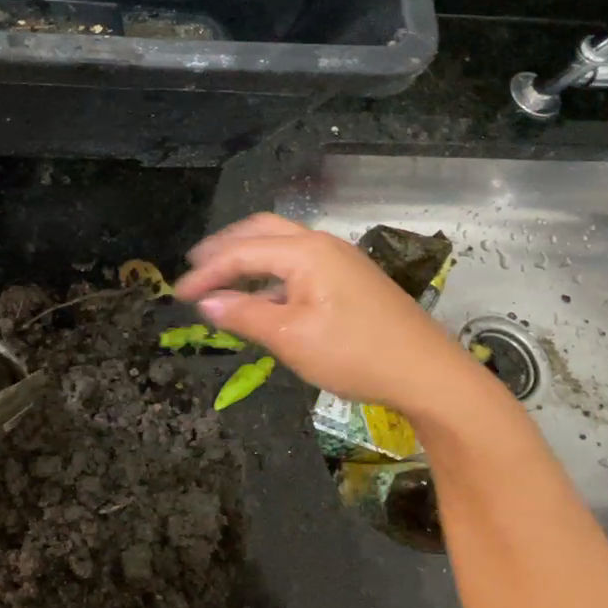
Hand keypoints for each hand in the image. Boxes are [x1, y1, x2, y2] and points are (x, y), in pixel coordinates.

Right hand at [174, 214, 481, 413]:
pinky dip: (271, 275)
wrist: (430, 376)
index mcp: (306, 252)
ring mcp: (341, 261)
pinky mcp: (352, 280)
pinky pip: (299, 265)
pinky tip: (263, 299)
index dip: (206, 273)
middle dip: (225, 247)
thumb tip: (207, 302)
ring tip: (222, 281)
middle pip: (262, 231)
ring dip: (249, 259)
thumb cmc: (355, 354)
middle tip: (196, 268)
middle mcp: (322, 245)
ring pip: (282, 246)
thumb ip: (244, 315)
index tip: (177, 294)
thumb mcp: (290, 338)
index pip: (242, 253)